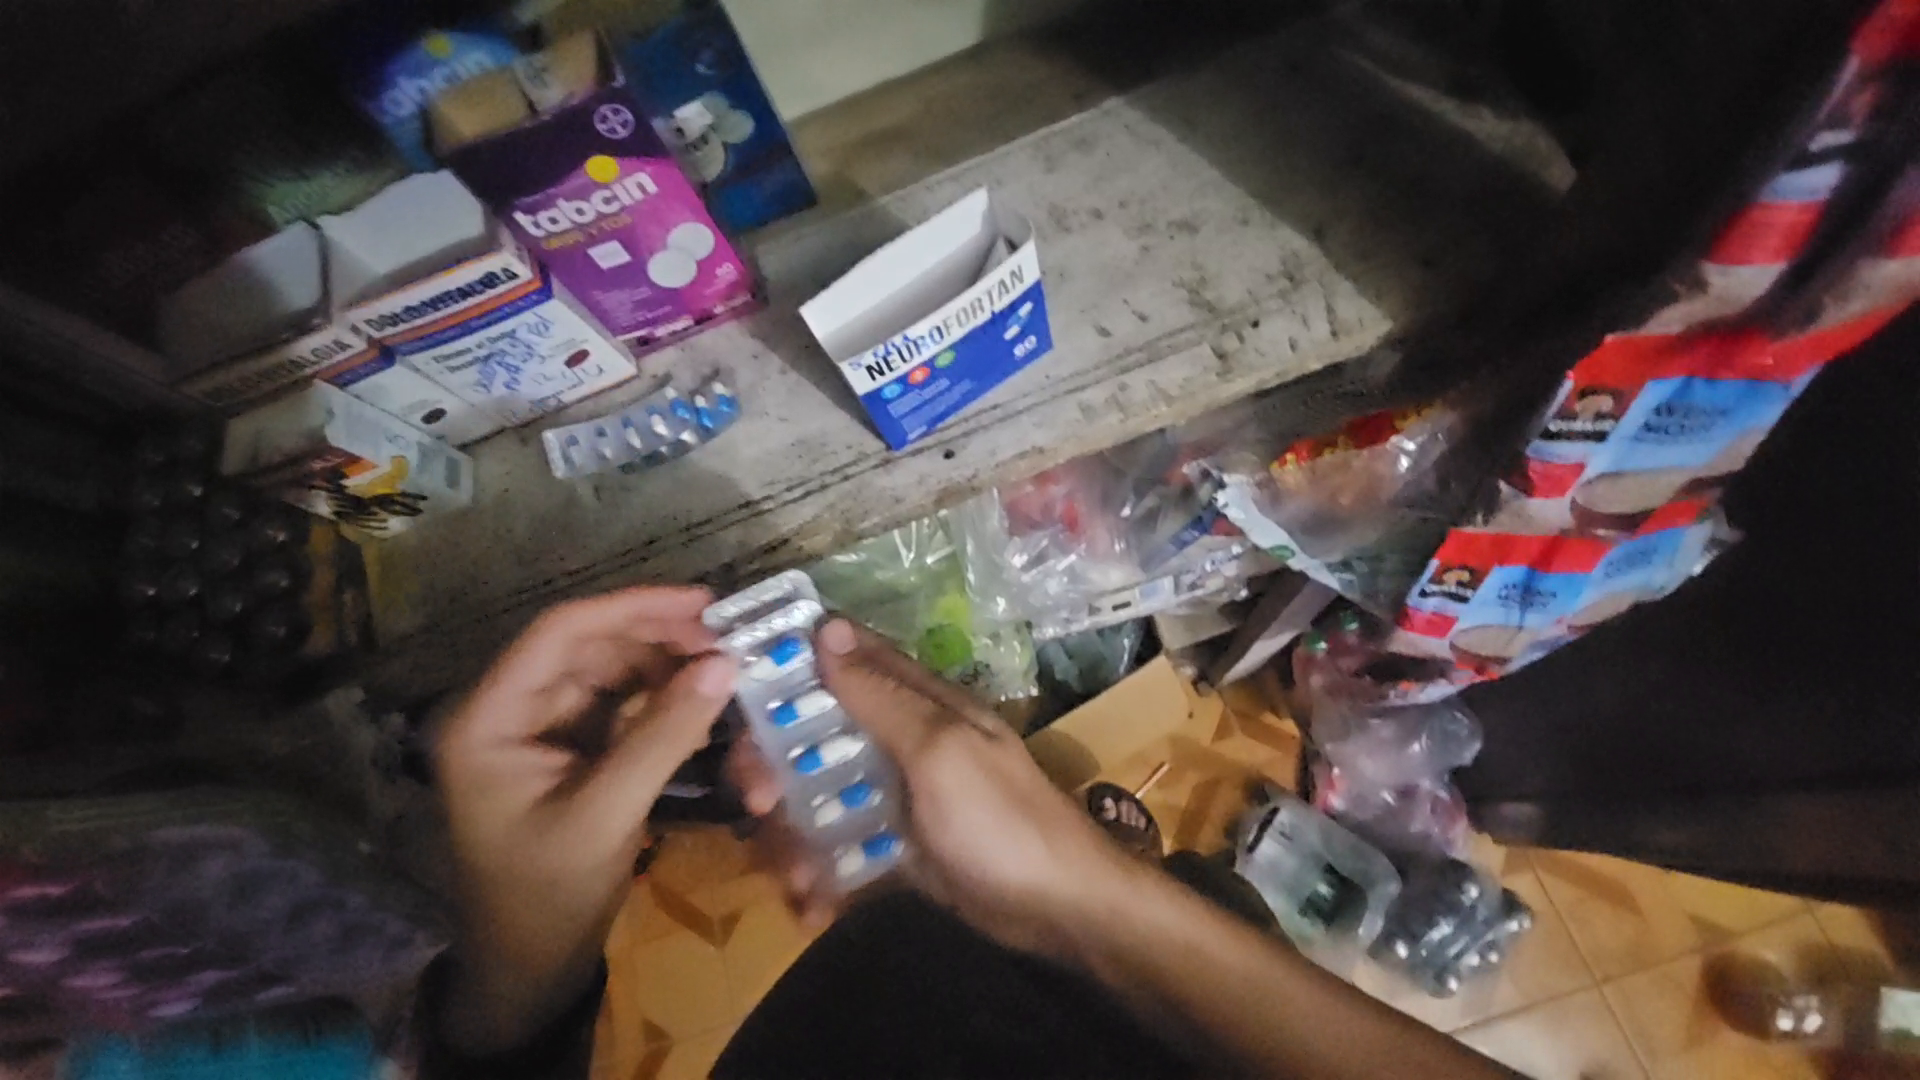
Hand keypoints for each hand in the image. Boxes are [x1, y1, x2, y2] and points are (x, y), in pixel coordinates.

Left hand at [433, 586, 736, 1053]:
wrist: (531, 965)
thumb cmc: (548, 894)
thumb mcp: (607, 814)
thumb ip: (664, 735)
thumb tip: (725, 665)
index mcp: (492, 716)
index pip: (561, 632)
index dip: (632, 607)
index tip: (702, 603)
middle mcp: (515, 706)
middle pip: (593, 644)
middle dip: (660, 636)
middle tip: (727, 638)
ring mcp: (547, 725)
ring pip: (615, 667)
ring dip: (670, 664)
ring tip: (726, 666)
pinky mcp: (578, 744)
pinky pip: (627, 700)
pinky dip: (667, 697)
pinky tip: (704, 703)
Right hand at [729, 620, 1131, 958]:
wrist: (1058, 909)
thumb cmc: (999, 820)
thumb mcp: (939, 751)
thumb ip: (881, 696)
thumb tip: (826, 628)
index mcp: (918, 701)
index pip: (847, 658)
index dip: (792, 659)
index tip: (733, 681)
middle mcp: (902, 738)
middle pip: (818, 731)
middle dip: (777, 764)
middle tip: (760, 803)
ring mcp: (896, 793)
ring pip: (821, 794)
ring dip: (793, 835)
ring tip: (794, 880)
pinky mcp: (895, 844)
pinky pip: (842, 847)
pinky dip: (822, 876)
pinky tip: (814, 907)